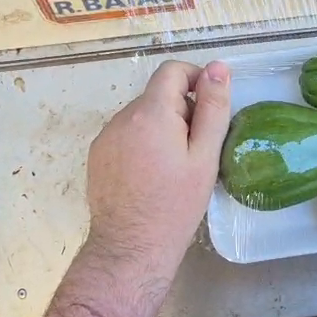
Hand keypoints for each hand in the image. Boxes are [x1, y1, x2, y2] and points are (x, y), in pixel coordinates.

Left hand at [83, 60, 231, 275]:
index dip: (196, 80)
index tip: (209, 109)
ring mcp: (106, 136)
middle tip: (196, 152)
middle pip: (158, 96)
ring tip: (174, 168)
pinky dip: (143, 144)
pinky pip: (127, 135)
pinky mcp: (97, 155)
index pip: (172, 71)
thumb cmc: (175, 206)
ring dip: (161, 129)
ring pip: (142, 117)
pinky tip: (152, 176)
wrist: (131, 248)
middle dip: (181, 112)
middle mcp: (122, 117)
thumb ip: (212, 109)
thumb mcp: (204, 157)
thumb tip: (218, 67)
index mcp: (151, 113)